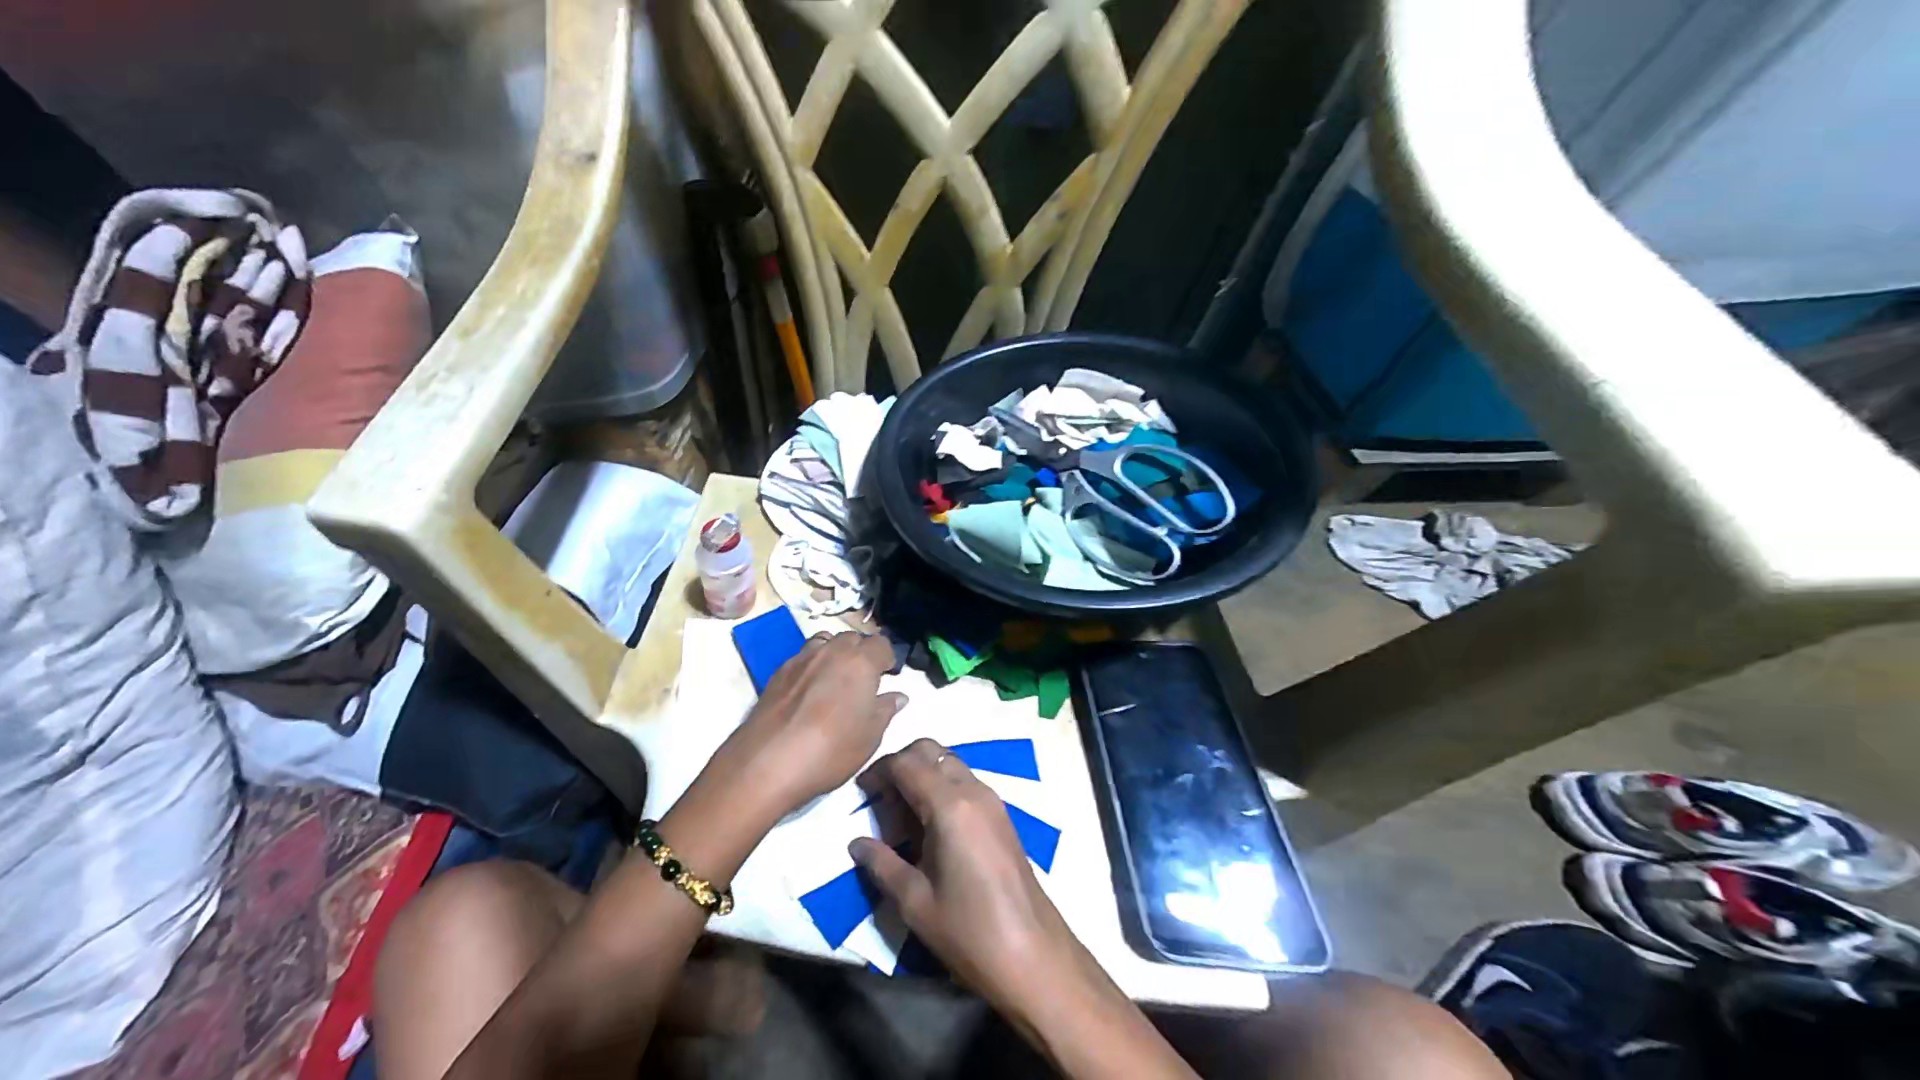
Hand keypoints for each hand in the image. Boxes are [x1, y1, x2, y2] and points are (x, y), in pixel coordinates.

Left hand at [719, 631, 904, 817]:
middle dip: (862, 653)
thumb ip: (885, 710)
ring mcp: (801, 658)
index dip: (887, 658)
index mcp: (860, 661)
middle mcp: (831, 650)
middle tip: (864, 680)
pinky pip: (803, 657)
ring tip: (836, 681)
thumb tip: (896, 696)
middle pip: (852, 639)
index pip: (881, 644)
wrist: (766, 762)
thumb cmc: (830, 750)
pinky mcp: (778, 672)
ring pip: (825, 643)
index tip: (888, 676)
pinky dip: (813, 666)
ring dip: (835, 654)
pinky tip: (810, 692)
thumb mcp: (870, 737)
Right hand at [848, 739, 1087, 1013]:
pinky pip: (965, 784)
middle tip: (881, 803)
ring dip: (922, 778)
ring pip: (949, 765)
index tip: (860, 793)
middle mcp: (973, 791)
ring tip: (902, 823)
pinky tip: (929, 831)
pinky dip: (941, 790)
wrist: (1033, 955)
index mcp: (950, 805)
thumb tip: (857, 843)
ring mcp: (992, 801)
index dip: (878, 771)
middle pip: (931, 751)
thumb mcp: (914, 901)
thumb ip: (882, 864)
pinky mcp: (1002, 816)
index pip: (906, 763)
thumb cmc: (969, 931)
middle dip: (901, 766)